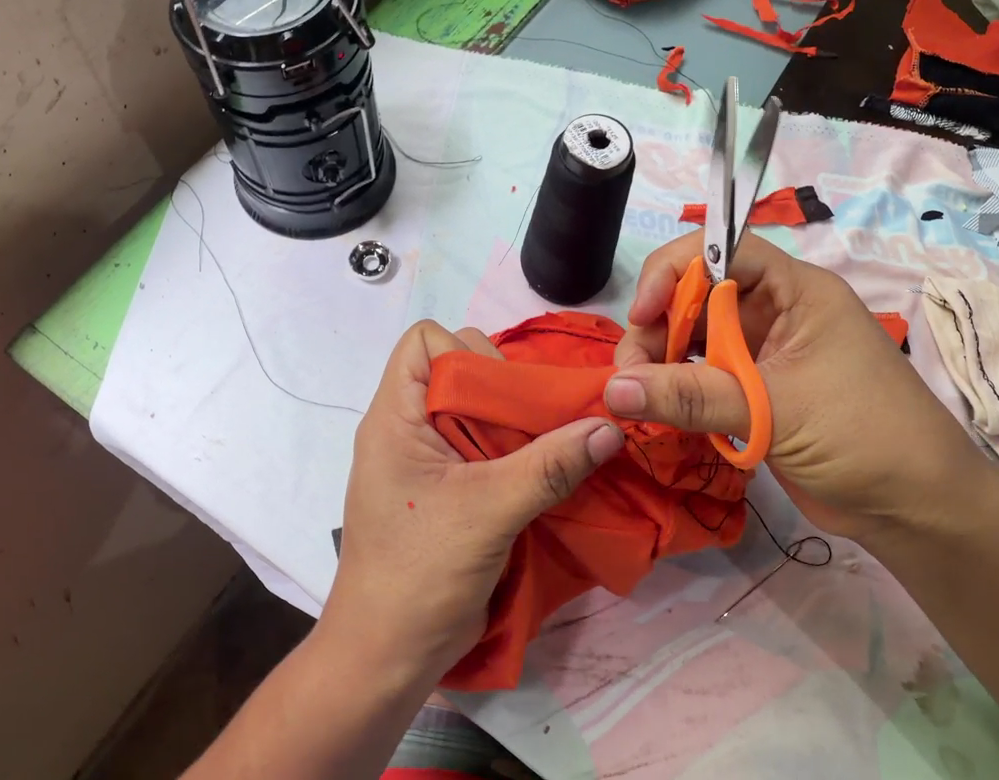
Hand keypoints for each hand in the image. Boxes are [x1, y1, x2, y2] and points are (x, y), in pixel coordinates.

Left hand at [320, 321, 625, 684]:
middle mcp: (408, 429)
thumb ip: (549, 466)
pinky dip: (518, 455)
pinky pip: (486, 450)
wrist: (387, 656)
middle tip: (539, 422)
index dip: (465, 351)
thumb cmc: (420, 573)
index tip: (504, 391)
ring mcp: (428, 462)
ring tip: (554, 447)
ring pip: (479, 413)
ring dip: (519, 426)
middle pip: (460, 372)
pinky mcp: (448, 491)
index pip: (425, 342)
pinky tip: (550, 473)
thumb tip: (610, 426)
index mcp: (396, 417)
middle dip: (505, 388)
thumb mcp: (488, 512)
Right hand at [605, 234, 991, 541]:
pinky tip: (657, 410)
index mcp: (796, 292)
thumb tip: (613, 389)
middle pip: (699, 298)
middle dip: (658, 328)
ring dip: (661, 363)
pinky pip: (704, 379)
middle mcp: (777, 314)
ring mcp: (766, 356)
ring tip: (636, 399)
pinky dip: (677, 391)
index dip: (675, 272)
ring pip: (695, 340)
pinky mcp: (758, 395)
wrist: (918, 510)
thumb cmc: (865, 437)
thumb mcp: (775, 409)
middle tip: (628, 375)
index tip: (641, 315)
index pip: (722, 251)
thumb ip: (692, 396)